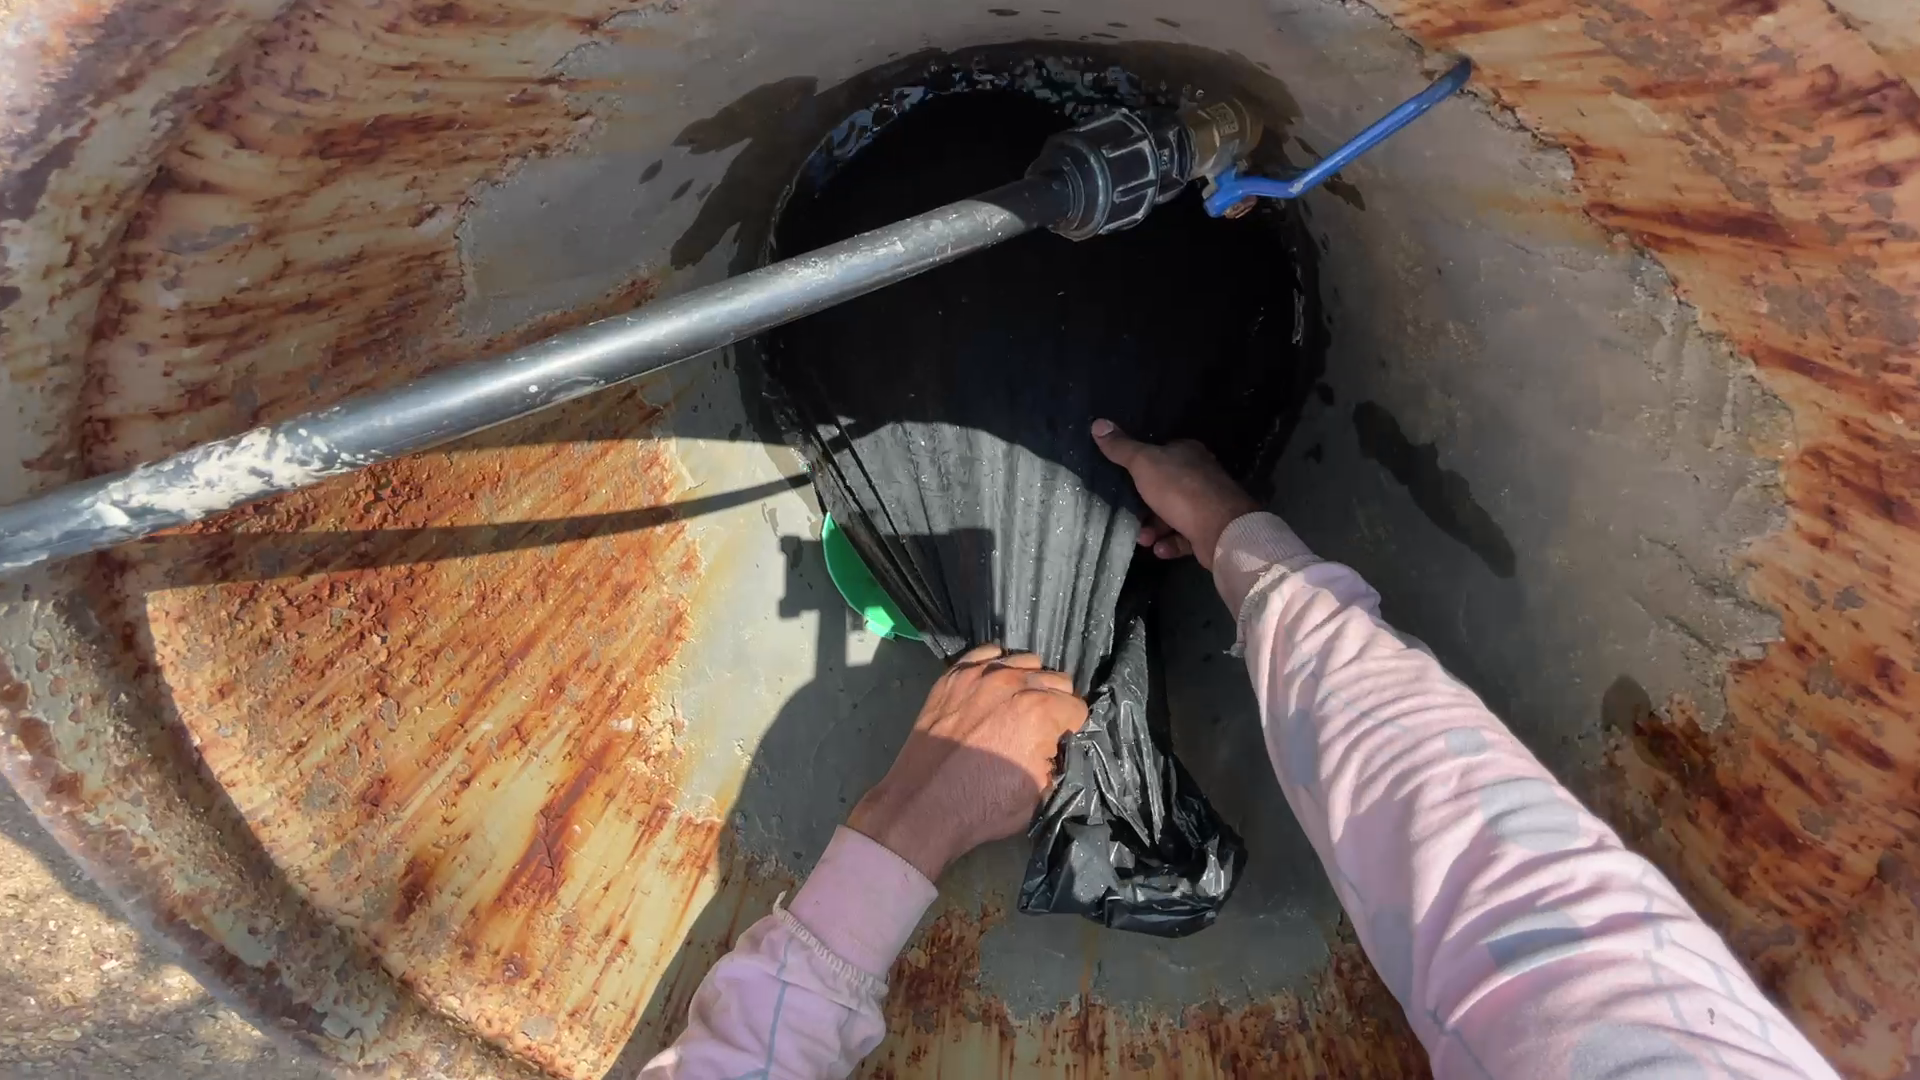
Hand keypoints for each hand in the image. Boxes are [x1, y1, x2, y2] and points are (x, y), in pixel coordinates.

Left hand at [847, 644, 1087, 881]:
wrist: (924, 804)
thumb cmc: (983, 805)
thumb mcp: (1040, 793)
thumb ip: (1057, 758)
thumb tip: (1057, 744)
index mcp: (1039, 710)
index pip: (1077, 707)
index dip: (1071, 729)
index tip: (1059, 742)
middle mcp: (1012, 682)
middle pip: (1056, 679)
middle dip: (1054, 703)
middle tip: (1040, 728)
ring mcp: (980, 674)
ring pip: (1024, 662)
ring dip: (1027, 682)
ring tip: (1015, 707)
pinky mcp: (954, 675)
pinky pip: (987, 653)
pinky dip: (996, 666)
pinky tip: (993, 688)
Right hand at [1091, 419, 1260, 570]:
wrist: (1220, 528)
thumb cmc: (1179, 489)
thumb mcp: (1143, 463)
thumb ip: (1121, 447)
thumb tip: (1098, 423)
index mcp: (1187, 453)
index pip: (1162, 454)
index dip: (1142, 466)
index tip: (1123, 480)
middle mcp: (1199, 476)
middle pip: (1164, 488)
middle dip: (1143, 506)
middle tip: (1127, 516)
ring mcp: (1206, 504)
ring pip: (1172, 515)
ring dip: (1153, 529)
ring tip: (1143, 539)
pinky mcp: (1209, 530)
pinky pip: (1183, 536)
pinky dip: (1169, 543)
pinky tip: (1159, 549)